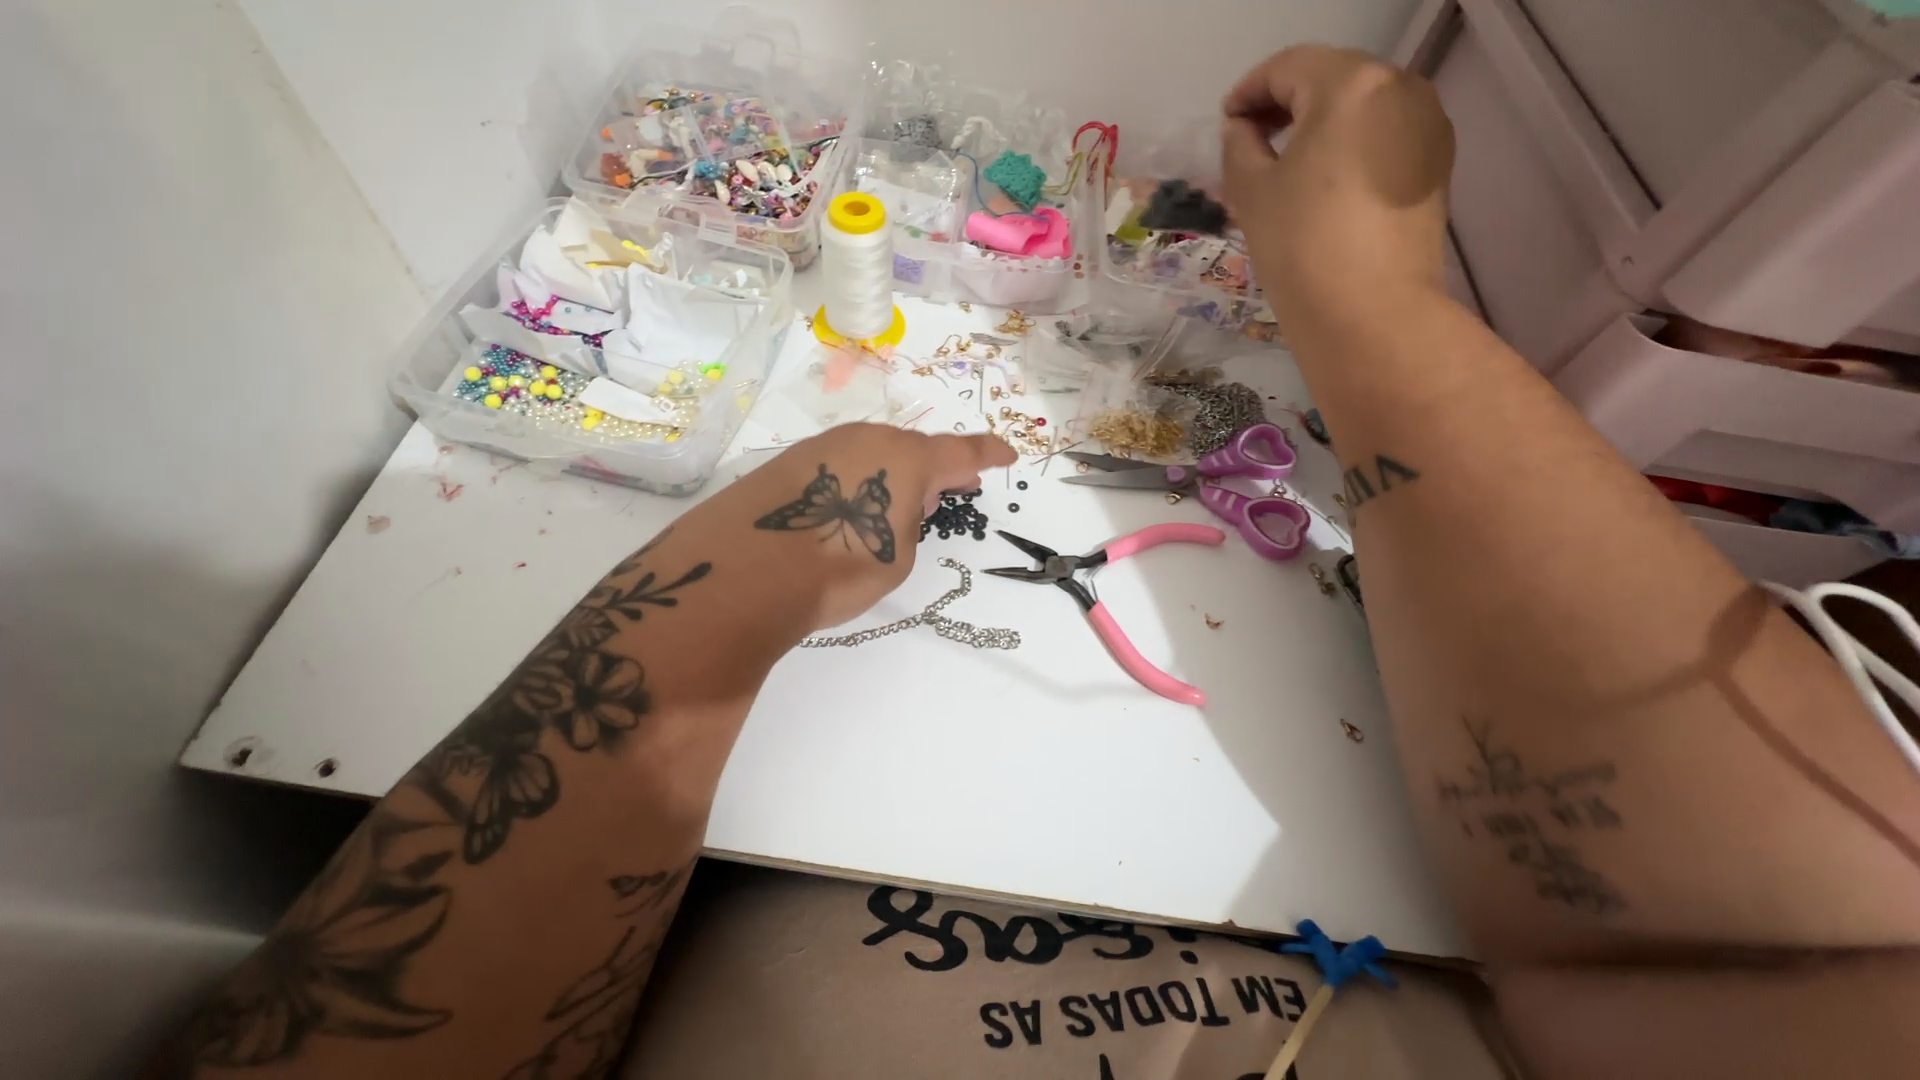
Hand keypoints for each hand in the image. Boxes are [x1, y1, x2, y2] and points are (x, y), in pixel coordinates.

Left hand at [692, 424, 1014, 630]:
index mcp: (906, 457)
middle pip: (910, 450)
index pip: (960, 451)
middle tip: (940, 496)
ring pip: (869, 455)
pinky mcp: (784, 464)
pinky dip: (850, 485)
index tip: (1004, 456)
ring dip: (886, 477)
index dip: (986, 454)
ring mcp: (820, 447)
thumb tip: (905, 499)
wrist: (743, 575)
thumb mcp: (898, 555)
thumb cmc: (841, 569)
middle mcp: (864, 439)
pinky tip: (840, 514)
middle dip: (930, 471)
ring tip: (887, 511)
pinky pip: (835, 468)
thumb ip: (912, 520)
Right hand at [1220, 46, 1454, 322]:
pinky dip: (1350, 145)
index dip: (1249, 90)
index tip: (1226, 121)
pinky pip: (1384, 136)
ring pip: (1362, 107)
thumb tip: (1242, 128)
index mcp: (1350, 85)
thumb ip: (1240, 145)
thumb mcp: (1251, 192)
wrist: (1369, 313)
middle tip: (1251, 138)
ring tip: (1286, 161)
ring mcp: (1427, 124)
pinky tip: (1325, 181)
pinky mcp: (1435, 164)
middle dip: (1287, 102)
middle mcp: (1400, 88)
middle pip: (1332, 78)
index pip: (1289, 67)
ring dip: (1320, 123)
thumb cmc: (1301, 246)